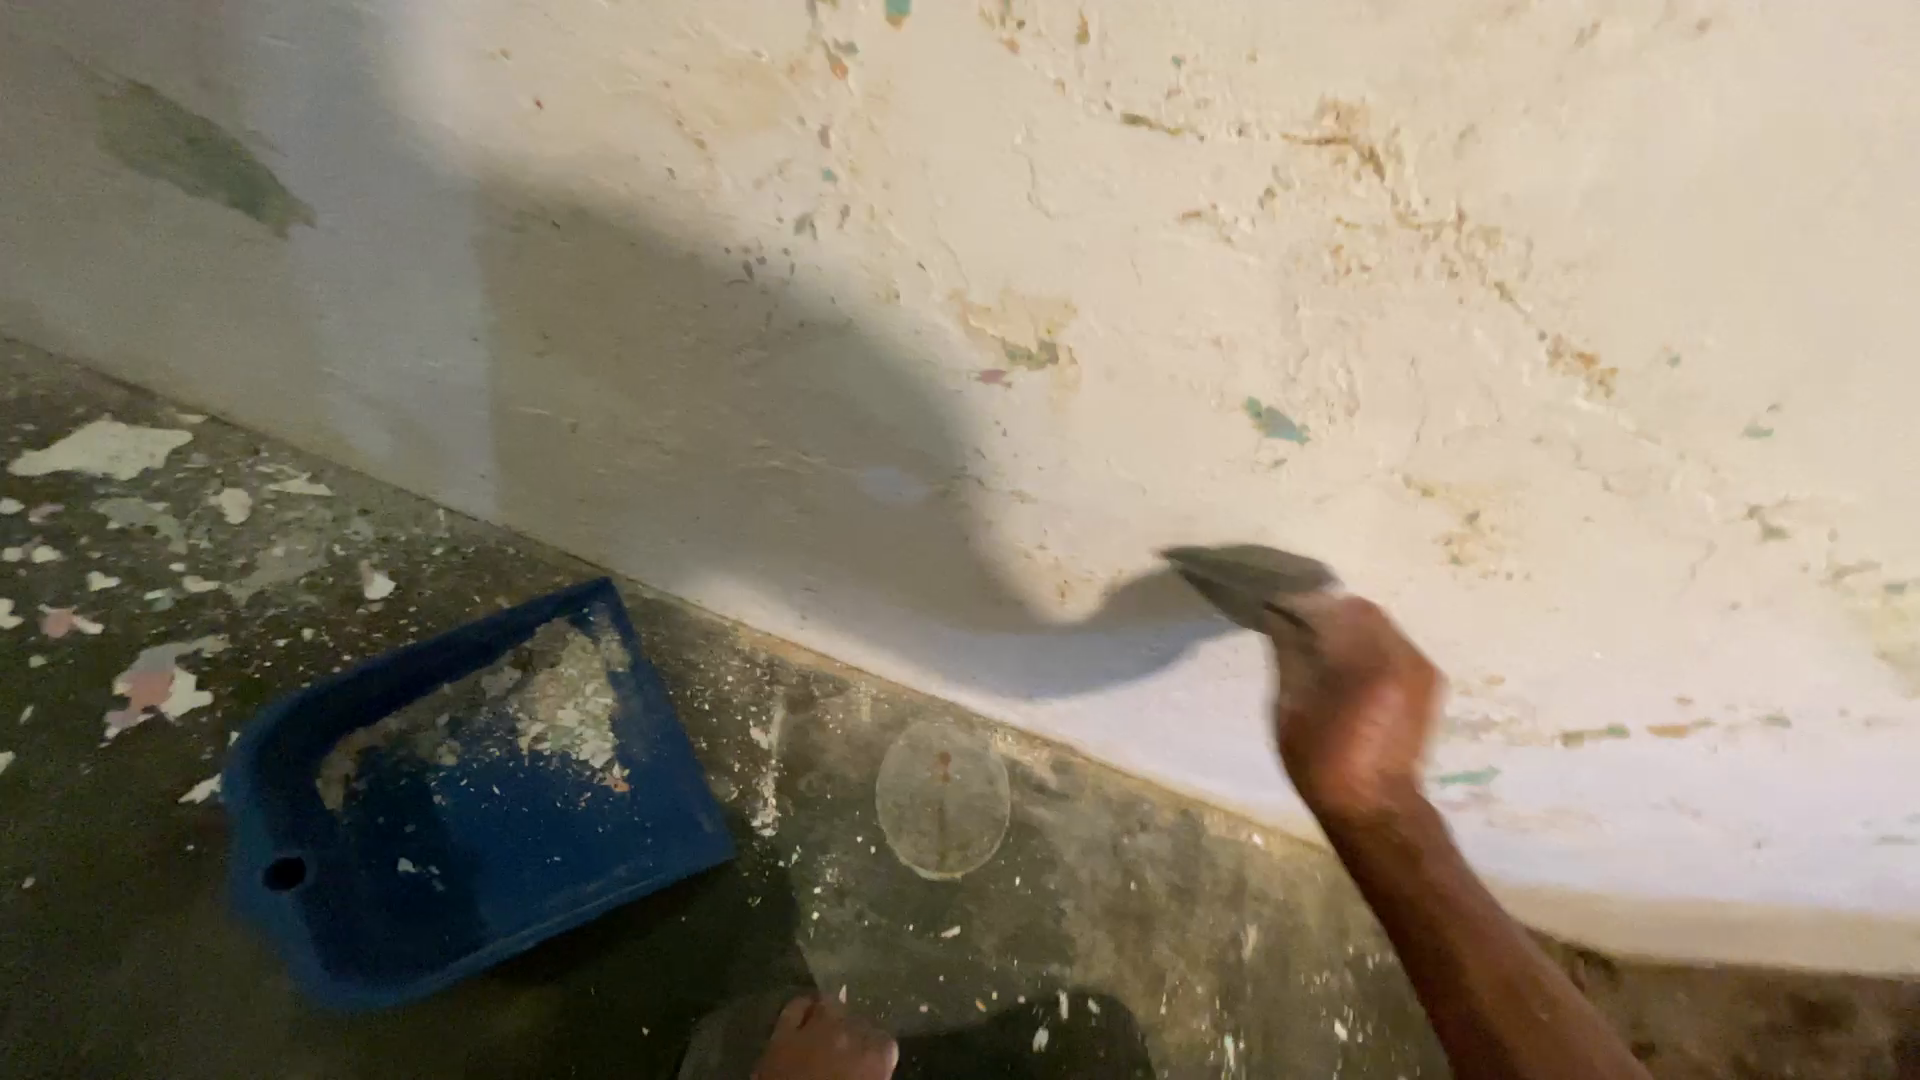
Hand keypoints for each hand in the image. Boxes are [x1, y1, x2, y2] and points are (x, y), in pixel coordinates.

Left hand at [751, 995, 898, 1079]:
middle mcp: (848, 1036)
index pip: (887, 1044)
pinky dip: (804, 1007)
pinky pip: (796, 1007)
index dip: (878, 1056)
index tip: (872, 1067)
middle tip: (846, 1055)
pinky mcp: (783, 1035)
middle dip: (855, 1036)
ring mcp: (814, 1030)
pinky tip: (807, 1012)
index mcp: (873, 1060)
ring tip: (830, 1027)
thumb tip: (870, 1072)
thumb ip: (874, 1076)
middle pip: (859, 1022)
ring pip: (830, 1005)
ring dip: (833, 1015)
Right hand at [1264, 594, 1443, 823]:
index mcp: (1366, 665)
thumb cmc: (1322, 761)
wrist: (1375, 806)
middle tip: (1295, 625)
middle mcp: (1402, 658)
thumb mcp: (1290, 706)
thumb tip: (1278, 615)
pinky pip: (1393, 642)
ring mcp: (1421, 669)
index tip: (1276, 608)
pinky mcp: (1429, 681)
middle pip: (1360, 610)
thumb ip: (1288, 653)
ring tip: (1318, 645)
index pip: (1330, 608)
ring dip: (1346, 625)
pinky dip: (1366, 642)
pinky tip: (1345, 664)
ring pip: (1379, 623)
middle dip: (1325, 611)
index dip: (1299, 603)